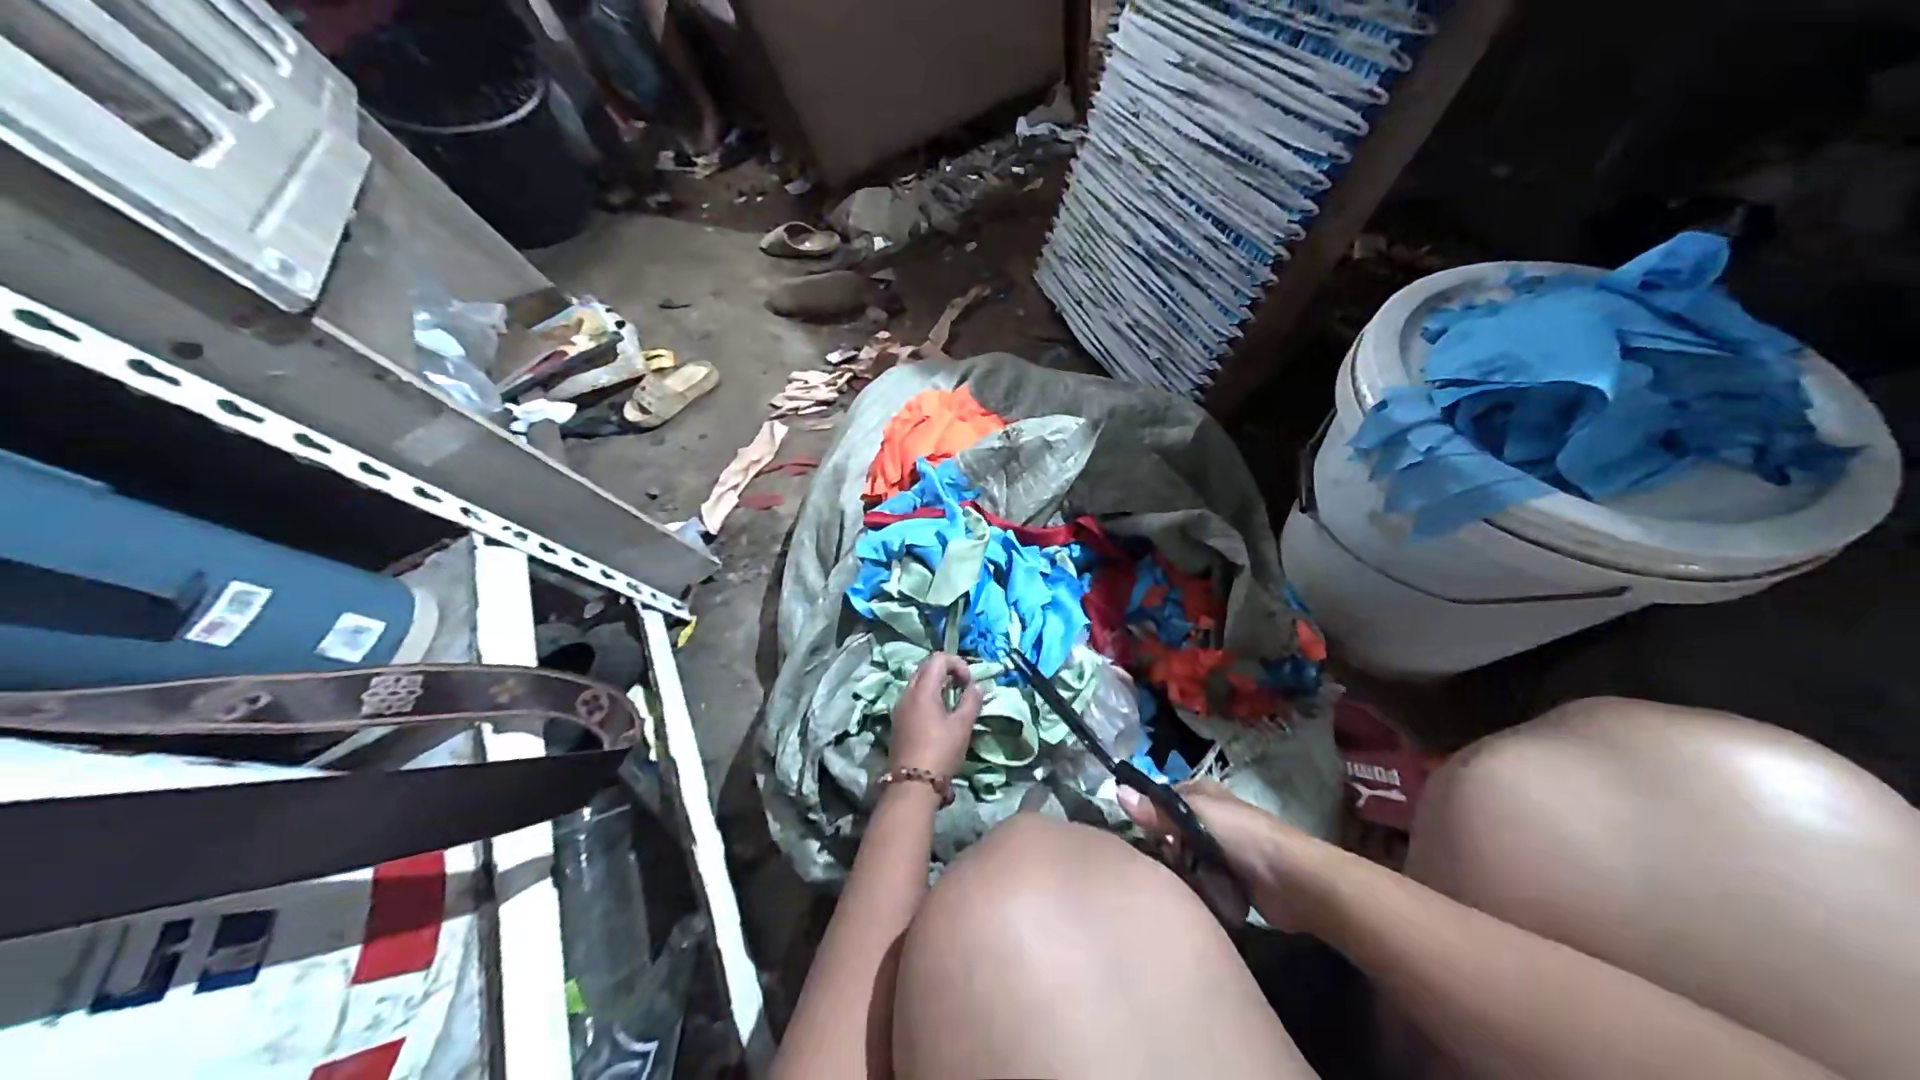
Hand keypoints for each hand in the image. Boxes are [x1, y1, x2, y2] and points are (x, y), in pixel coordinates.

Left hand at [887, 653, 981, 778]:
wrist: (912, 785)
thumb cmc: (941, 752)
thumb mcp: (962, 726)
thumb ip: (971, 701)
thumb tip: (977, 686)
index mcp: (922, 690)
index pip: (938, 659)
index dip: (957, 663)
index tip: (968, 682)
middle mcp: (906, 694)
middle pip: (925, 668)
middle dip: (946, 671)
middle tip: (962, 687)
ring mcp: (899, 708)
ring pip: (917, 683)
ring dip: (936, 685)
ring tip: (952, 702)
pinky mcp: (897, 722)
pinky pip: (912, 698)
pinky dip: (927, 697)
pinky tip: (938, 716)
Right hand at [1118, 778, 1330, 932]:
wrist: (1293, 881)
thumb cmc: (1244, 837)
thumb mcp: (1196, 816)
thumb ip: (1157, 810)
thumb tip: (1117, 791)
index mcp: (1201, 794)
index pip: (1160, 800)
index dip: (1149, 816)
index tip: (1144, 835)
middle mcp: (1207, 818)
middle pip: (1168, 833)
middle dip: (1167, 849)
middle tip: (1173, 860)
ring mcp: (1218, 849)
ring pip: (1181, 859)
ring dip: (1182, 872)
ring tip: (1186, 882)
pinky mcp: (1227, 879)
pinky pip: (1197, 881)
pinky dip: (1196, 888)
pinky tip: (1197, 896)